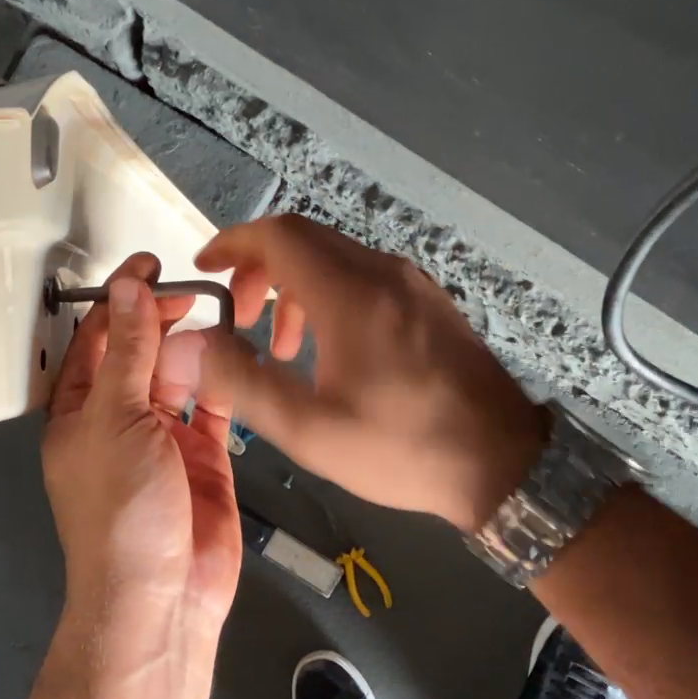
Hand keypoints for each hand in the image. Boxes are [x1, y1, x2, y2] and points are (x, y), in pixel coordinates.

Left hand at [41, 254, 243, 627]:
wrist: (162, 598)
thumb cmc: (123, 508)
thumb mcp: (116, 421)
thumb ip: (129, 353)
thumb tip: (128, 287)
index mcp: (80, 410)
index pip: (98, 339)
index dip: (119, 298)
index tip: (149, 265)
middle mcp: (118, 418)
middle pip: (139, 352)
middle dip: (159, 318)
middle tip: (191, 293)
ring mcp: (163, 437)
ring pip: (178, 374)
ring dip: (193, 346)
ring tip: (217, 317)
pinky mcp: (204, 455)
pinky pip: (213, 406)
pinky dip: (223, 380)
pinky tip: (236, 354)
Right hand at [196, 214, 544, 534]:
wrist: (505, 463)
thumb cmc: (402, 448)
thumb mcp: (309, 431)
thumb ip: (243, 382)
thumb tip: (192, 343)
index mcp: (351, 293)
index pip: (277, 235)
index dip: (232, 244)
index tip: (204, 268)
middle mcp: (382, 272)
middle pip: (302, 239)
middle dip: (257, 268)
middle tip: (238, 318)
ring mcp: (412, 283)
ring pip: (333, 257)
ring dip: (291, 286)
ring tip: (280, 346)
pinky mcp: (428, 301)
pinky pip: (363, 275)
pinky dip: (326, 295)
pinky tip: (326, 348)